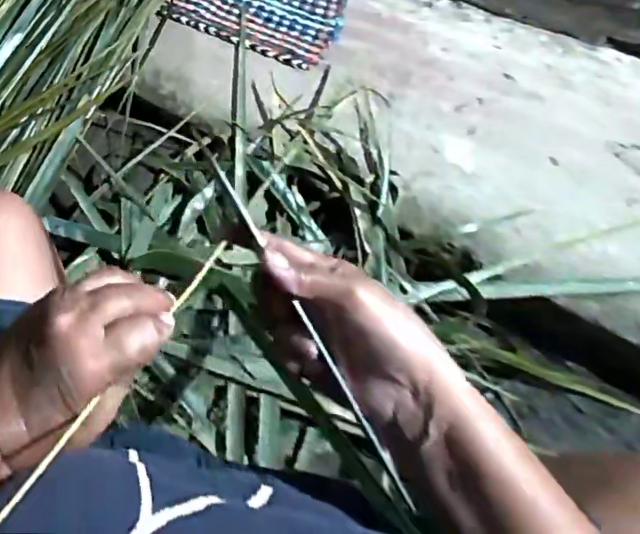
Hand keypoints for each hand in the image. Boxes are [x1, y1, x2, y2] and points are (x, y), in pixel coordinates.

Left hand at [0, 268, 174, 468]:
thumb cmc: (48, 427)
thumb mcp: (99, 412)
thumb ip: (126, 368)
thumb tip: (152, 336)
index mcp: (90, 357)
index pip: (141, 329)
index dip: (161, 327)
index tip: (172, 326)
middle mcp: (75, 319)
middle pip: (125, 295)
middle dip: (152, 298)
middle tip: (170, 304)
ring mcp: (59, 301)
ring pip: (106, 278)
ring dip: (131, 284)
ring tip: (150, 295)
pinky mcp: (48, 294)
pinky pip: (88, 280)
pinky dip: (109, 283)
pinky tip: (121, 293)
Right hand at [256, 234, 464, 435]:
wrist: (416, 401)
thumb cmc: (393, 336)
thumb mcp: (354, 297)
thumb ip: (306, 276)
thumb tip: (261, 255)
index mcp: (322, 270)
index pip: (277, 247)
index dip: (250, 239)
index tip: (222, 237)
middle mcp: (309, 293)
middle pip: (265, 282)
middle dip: (270, 298)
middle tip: (288, 313)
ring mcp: (307, 325)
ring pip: (268, 315)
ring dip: (283, 331)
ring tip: (310, 349)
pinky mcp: (305, 355)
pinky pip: (277, 345)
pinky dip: (290, 353)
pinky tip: (311, 364)